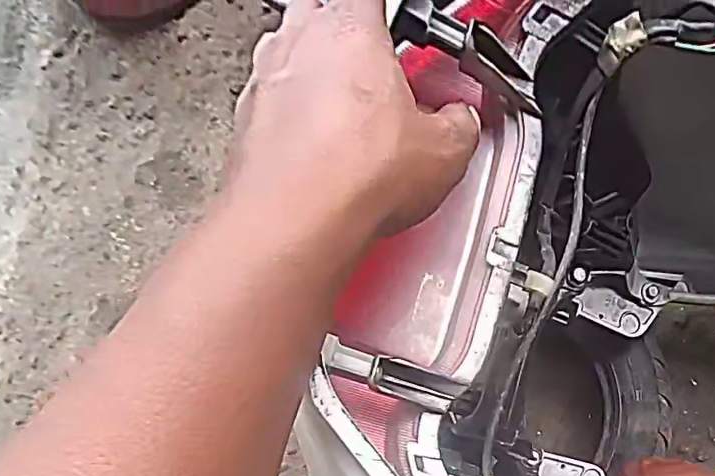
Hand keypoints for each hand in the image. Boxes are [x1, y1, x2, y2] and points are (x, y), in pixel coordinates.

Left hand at [226, 0, 480, 240]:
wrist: (302, 215)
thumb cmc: (357, 173)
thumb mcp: (446, 151)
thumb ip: (460, 122)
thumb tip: (462, 120)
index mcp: (352, 26)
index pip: (377, 0)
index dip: (398, 18)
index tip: (412, 41)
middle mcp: (301, 36)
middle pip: (333, 19)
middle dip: (359, 48)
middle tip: (388, 89)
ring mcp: (269, 73)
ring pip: (303, 60)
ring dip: (330, 86)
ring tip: (361, 133)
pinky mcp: (253, 115)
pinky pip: (285, 104)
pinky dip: (307, 124)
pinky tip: (333, 159)